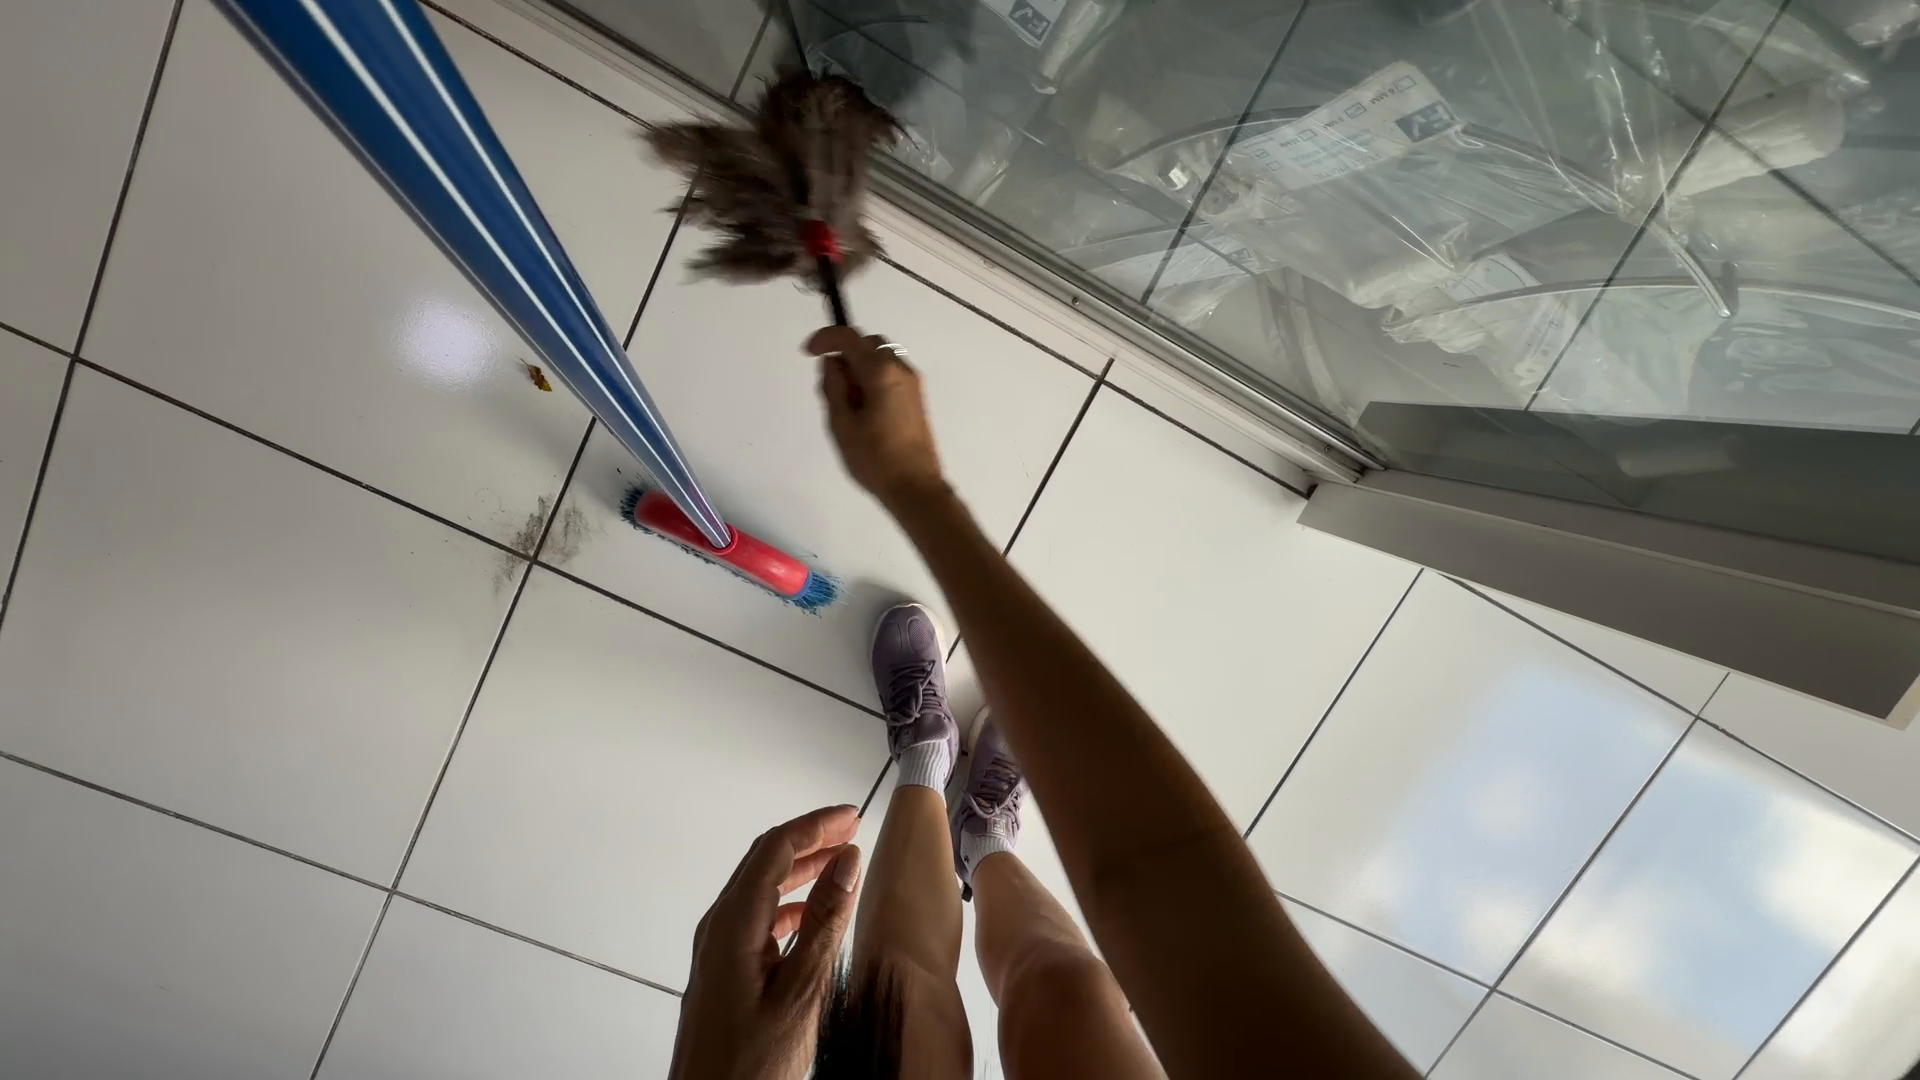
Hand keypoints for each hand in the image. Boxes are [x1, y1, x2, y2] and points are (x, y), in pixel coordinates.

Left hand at [668, 806, 862, 1079]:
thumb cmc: (750, 1065)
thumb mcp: (801, 990)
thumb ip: (824, 921)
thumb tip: (846, 861)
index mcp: (734, 924)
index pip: (776, 848)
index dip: (816, 824)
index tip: (851, 816)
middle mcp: (720, 927)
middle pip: (765, 859)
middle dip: (810, 837)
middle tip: (850, 828)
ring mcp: (718, 949)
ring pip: (762, 885)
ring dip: (801, 867)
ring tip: (840, 862)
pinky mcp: (724, 969)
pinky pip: (758, 915)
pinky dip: (790, 900)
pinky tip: (814, 912)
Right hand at [806, 327, 946, 507]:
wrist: (916, 487)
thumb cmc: (875, 459)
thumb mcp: (842, 425)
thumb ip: (833, 388)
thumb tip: (833, 364)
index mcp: (881, 373)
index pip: (849, 338)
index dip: (825, 339)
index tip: (809, 353)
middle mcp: (901, 370)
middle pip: (868, 344)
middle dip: (845, 355)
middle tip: (830, 386)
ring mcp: (913, 384)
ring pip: (881, 359)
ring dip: (860, 369)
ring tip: (847, 404)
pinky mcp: (917, 399)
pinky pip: (891, 375)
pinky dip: (873, 380)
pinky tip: (864, 411)